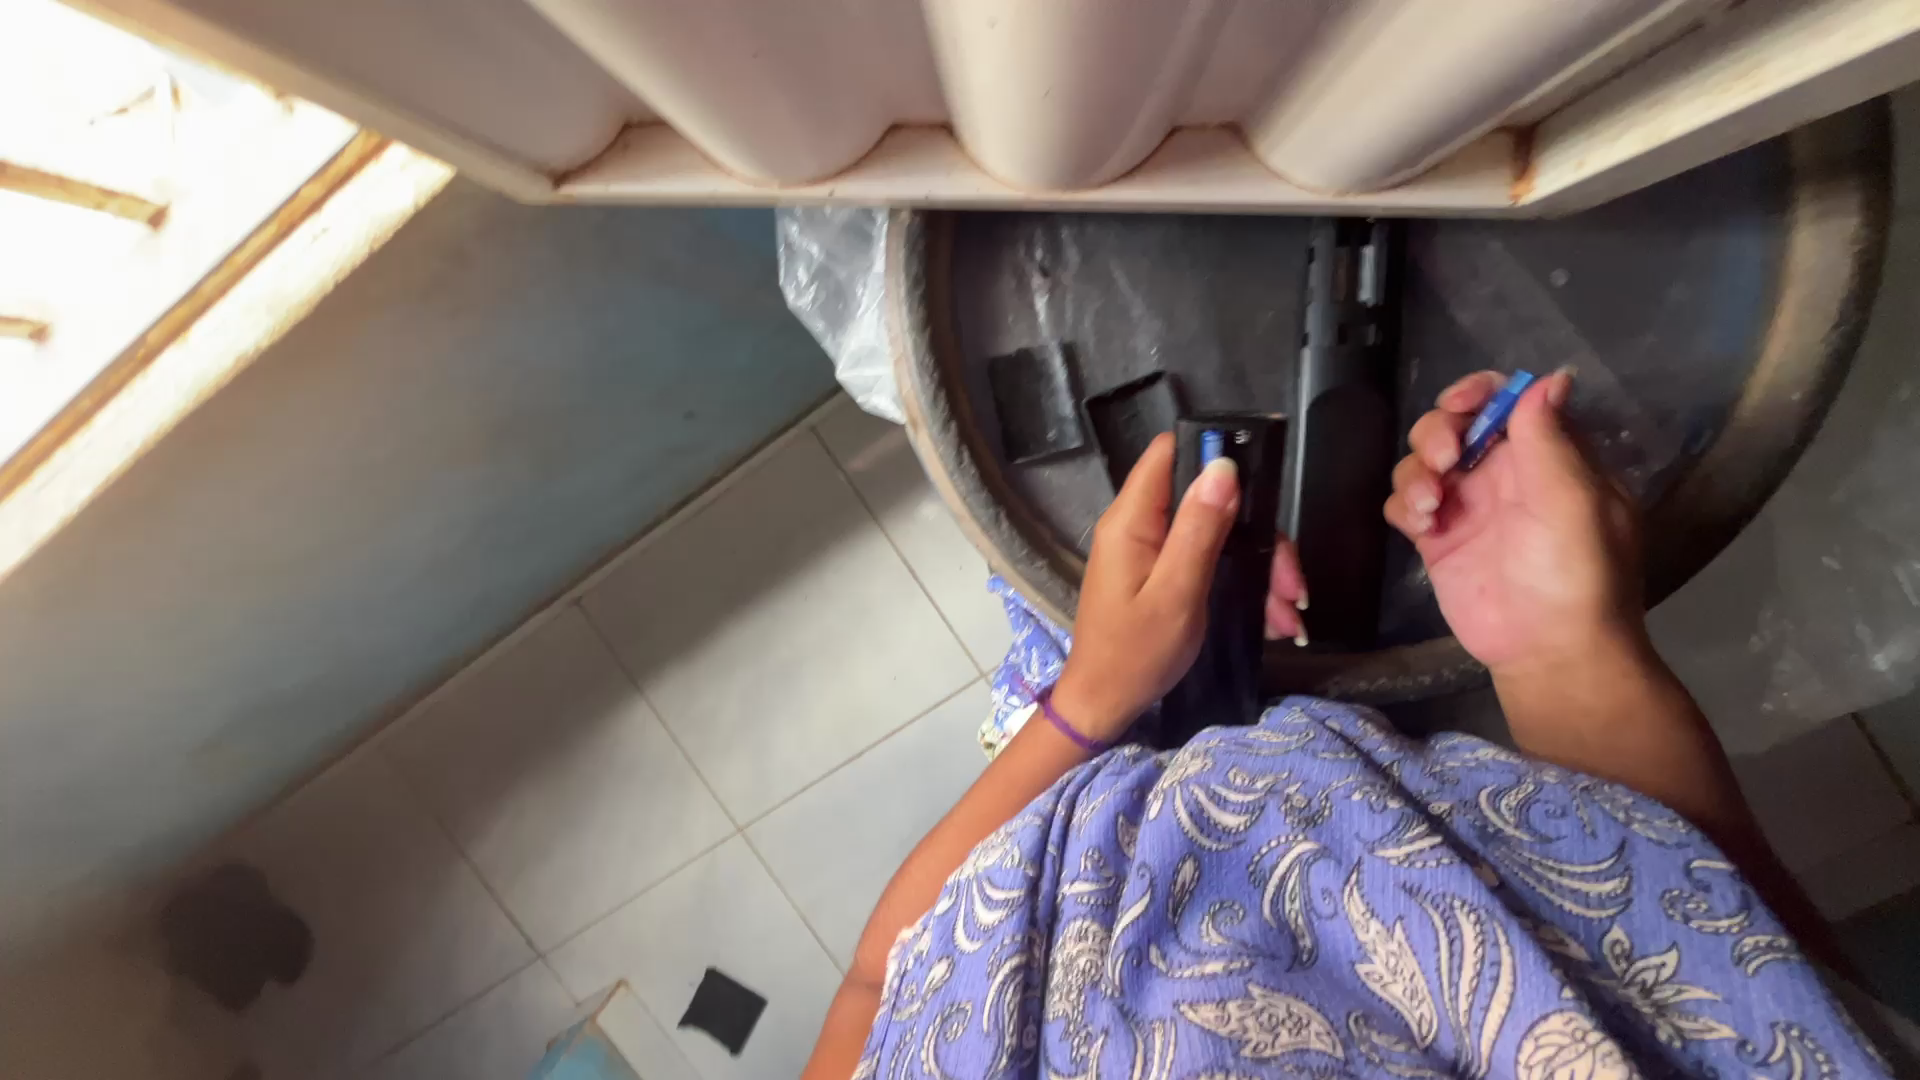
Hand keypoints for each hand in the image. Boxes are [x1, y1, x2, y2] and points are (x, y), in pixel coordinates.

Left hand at [1051, 434, 1306, 742]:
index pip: (1168, 454)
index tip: (1262, 475)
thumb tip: (1222, 465)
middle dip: (1255, 533)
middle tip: (1289, 582)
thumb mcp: (1176, 592)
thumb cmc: (1136, 653)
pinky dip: (1239, 583)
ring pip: (1215, 533)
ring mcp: (1148, 550)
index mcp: (1131, 521)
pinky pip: (1206, 560)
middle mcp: (1137, 526)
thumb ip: (1199, 529)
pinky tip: (1271, 618)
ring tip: (1288, 613)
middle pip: (1204, 498)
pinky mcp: (1159, 572)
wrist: (1105, 702)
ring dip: (1257, 567)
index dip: (1213, 452)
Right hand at [1382, 370, 1643, 679]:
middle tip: (1446, 463)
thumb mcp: (1572, 502)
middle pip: (1450, 427)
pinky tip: (1422, 527)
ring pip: (1419, 463)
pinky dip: (1404, 507)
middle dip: (1437, 435)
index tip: (1460, 403)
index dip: (1478, 393)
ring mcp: (1464, 507)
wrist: (1544, 647)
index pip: (1507, 404)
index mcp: (1545, 458)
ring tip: (1431, 508)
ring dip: (1415, 475)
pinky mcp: (1433, 538)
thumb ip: (1550, 441)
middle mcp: (1500, 475)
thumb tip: (1548, 379)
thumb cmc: (1575, 573)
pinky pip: (1402, 505)